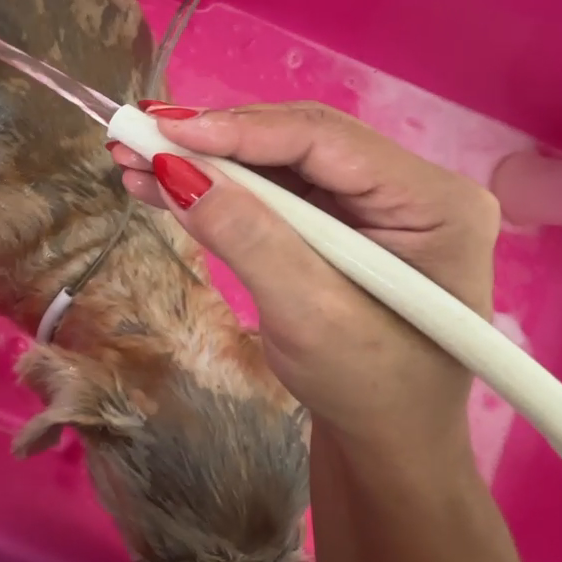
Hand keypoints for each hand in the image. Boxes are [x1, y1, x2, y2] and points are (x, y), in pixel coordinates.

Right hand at [110, 102, 500, 455]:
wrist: (386, 433)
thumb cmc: (367, 385)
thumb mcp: (308, 314)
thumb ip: (247, 237)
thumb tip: (174, 172)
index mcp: (430, 202)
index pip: (322, 140)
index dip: (238, 129)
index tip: (163, 128)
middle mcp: (401, 185)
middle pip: (291, 138)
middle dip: (209, 139)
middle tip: (135, 134)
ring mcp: (362, 198)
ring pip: (268, 157)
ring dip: (197, 158)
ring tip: (131, 156)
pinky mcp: (326, 215)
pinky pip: (259, 185)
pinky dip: (205, 183)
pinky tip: (154, 181)